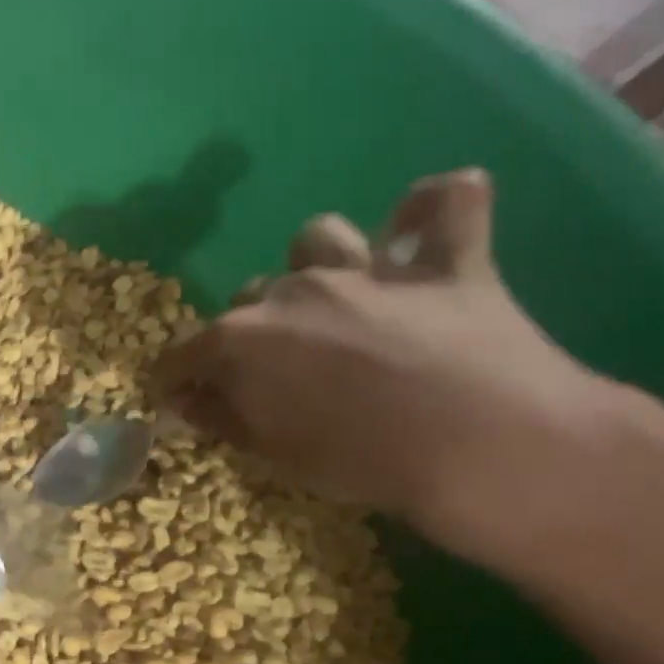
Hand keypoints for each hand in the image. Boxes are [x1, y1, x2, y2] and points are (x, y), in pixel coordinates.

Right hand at [151, 170, 661, 563]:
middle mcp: (292, 291)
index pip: (179, 356)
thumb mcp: (271, 451)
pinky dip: (429, 211)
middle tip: (274, 370)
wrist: (487, 448)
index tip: (184, 402)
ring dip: (317, 264)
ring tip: (332, 300)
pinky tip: (417, 232)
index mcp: (240, 339)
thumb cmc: (362, 461)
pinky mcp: (448, 262)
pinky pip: (446, 202)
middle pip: (248, 298)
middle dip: (249, 330)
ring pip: (320, 237)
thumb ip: (220, 416)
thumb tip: (187, 399)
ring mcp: (369, 270)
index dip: (175, 382)